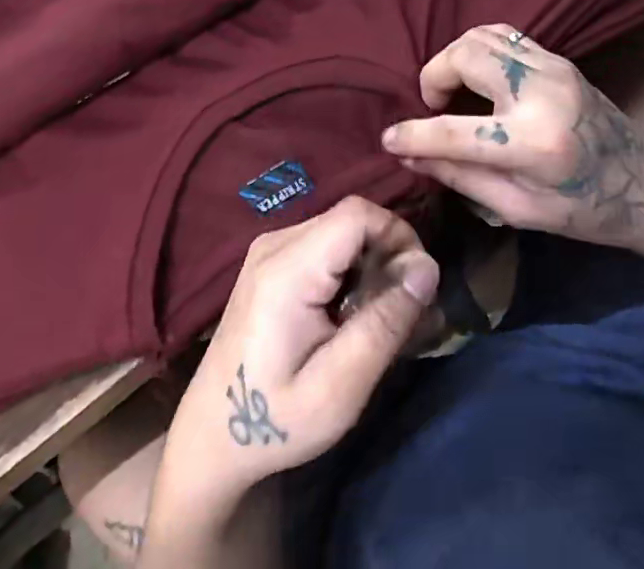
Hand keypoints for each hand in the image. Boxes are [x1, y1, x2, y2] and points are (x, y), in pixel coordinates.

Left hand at [156, 197, 438, 504]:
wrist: (215, 429)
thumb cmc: (278, 418)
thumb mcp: (341, 386)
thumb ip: (385, 323)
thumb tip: (427, 269)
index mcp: (286, 269)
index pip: (356, 213)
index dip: (399, 236)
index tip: (419, 285)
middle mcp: (274, 245)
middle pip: (350, 219)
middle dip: (389, 253)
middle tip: (407, 309)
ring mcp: (268, 250)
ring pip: (340, 231)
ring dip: (372, 263)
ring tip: (382, 316)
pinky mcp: (269, 262)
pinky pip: (323, 245)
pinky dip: (350, 269)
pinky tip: (352, 313)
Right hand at [381, 24, 643, 250]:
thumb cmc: (583, 211)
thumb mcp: (517, 210)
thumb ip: (459, 177)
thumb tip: (408, 157)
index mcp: (535, 145)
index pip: (454, 132)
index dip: (413, 135)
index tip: (389, 139)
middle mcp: (543, 95)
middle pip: (465, 57)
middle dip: (435, 77)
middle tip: (433, 106)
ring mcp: (554, 68)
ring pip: (480, 36)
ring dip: (454, 60)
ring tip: (452, 92)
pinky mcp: (557, 59)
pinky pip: (501, 35)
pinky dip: (476, 51)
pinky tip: (476, 78)